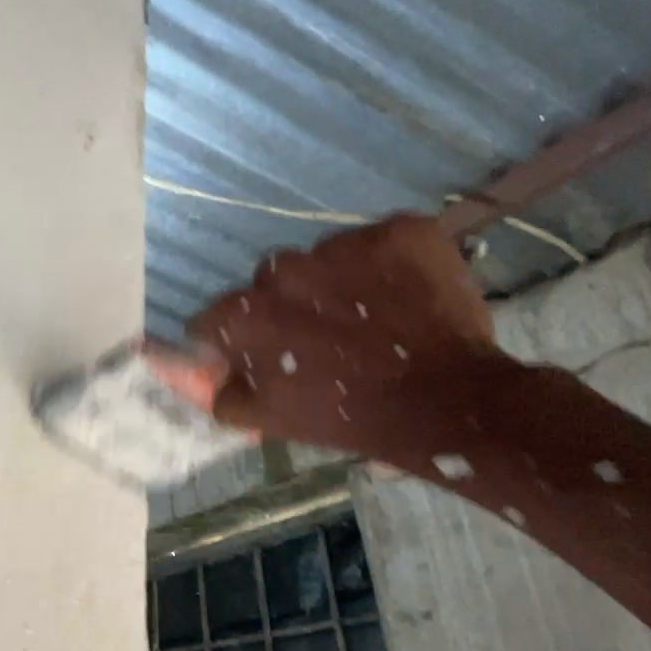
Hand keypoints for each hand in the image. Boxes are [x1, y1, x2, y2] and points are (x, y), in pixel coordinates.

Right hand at [186, 214, 509, 465]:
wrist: (445, 400)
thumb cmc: (343, 415)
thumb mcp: (263, 419)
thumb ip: (217, 390)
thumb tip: (205, 369)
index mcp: (242, 315)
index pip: (213, 318)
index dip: (231, 339)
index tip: (257, 355)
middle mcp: (282, 270)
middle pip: (268, 281)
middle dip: (284, 304)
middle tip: (317, 336)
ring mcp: (344, 246)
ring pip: (322, 258)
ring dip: (332, 281)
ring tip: (364, 315)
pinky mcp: (401, 231)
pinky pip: (376, 242)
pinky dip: (383, 264)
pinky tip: (398, 295)